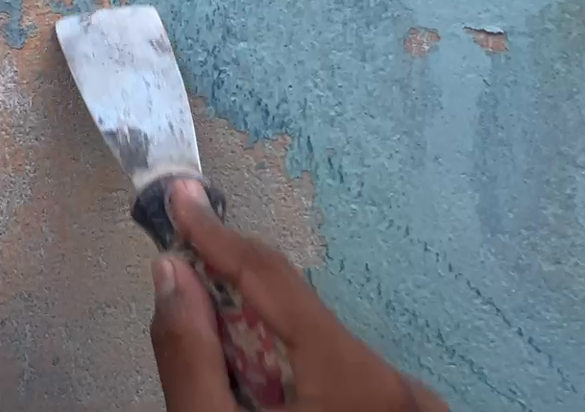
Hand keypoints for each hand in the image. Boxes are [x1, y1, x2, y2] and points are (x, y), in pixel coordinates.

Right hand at [151, 180, 447, 411]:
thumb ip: (188, 352)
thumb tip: (170, 271)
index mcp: (357, 380)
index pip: (270, 276)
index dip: (214, 233)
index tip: (178, 194)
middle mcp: (400, 384)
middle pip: (290, 310)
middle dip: (230, 298)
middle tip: (184, 302)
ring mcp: (413, 404)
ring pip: (312, 339)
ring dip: (260, 338)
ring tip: (230, 379)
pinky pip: (337, 369)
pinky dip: (293, 367)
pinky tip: (269, 398)